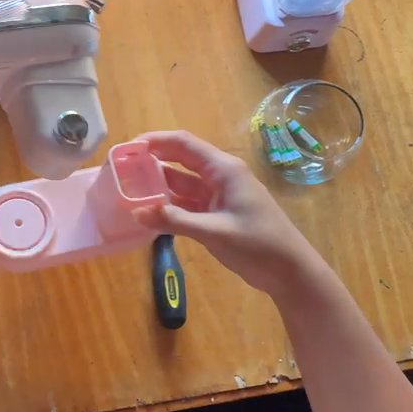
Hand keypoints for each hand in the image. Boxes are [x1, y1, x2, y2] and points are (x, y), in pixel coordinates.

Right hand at [129, 130, 322, 295]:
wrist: (289, 270)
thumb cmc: (258, 244)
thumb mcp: (213, 232)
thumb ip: (174, 220)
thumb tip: (136, 212)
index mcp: (224, 170)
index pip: (184, 144)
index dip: (156, 141)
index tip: (128, 147)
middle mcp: (220, 176)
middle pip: (181, 159)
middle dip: (153, 159)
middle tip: (122, 166)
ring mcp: (219, 195)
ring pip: (182, 182)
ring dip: (159, 183)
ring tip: (129, 186)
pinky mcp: (217, 213)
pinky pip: (187, 201)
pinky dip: (169, 204)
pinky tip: (149, 209)